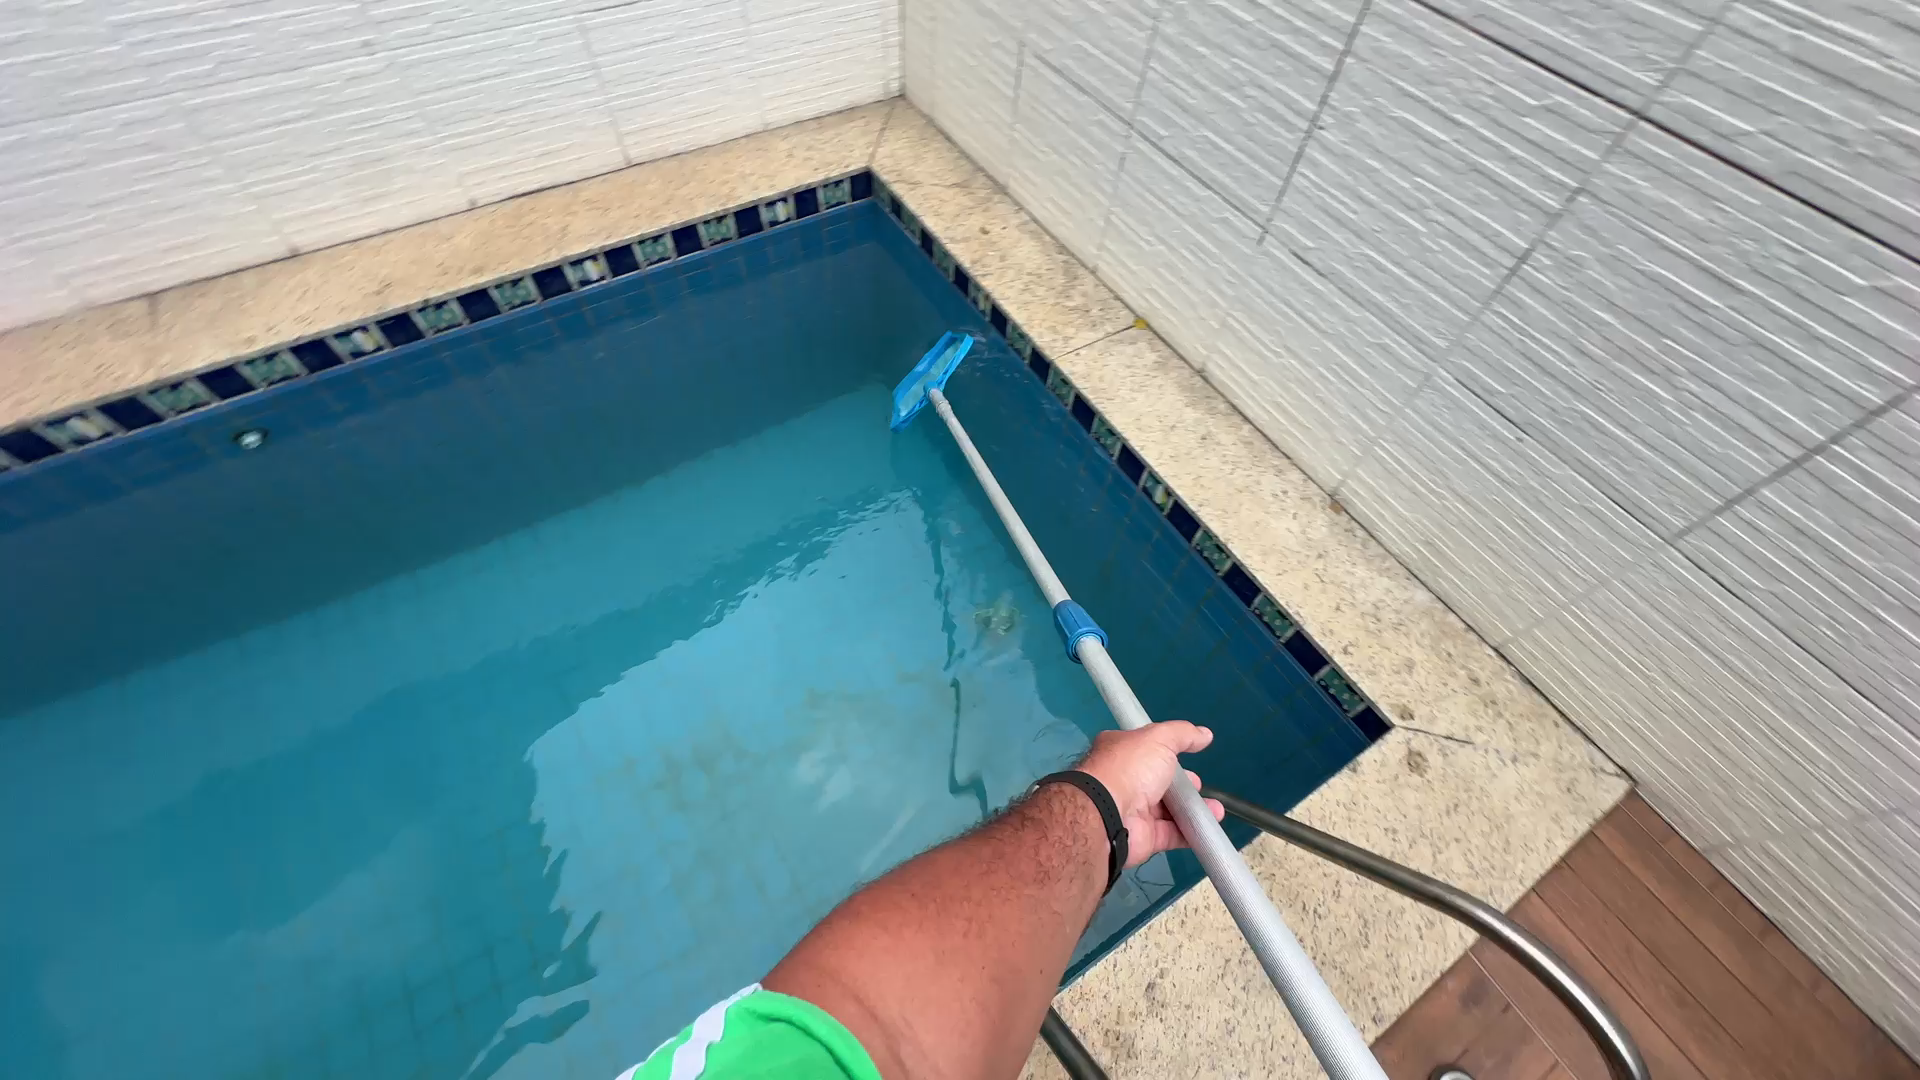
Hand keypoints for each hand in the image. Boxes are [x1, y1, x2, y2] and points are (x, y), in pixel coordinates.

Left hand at [1073, 721, 1224, 866]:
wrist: (1109, 813)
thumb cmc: (1130, 767)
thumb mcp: (1159, 739)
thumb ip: (1182, 734)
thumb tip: (1205, 734)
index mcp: (1120, 752)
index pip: (1145, 749)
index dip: (1166, 751)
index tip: (1186, 756)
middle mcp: (1124, 779)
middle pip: (1158, 781)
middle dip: (1182, 784)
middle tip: (1198, 785)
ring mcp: (1133, 809)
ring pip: (1168, 809)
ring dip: (1192, 808)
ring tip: (1215, 809)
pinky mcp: (1144, 837)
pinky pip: (1172, 834)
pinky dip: (1191, 831)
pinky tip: (1209, 826)